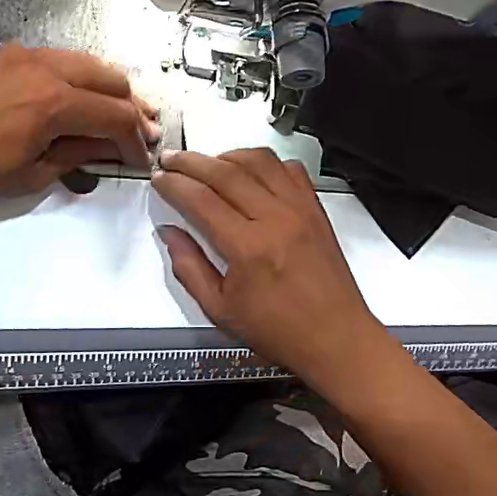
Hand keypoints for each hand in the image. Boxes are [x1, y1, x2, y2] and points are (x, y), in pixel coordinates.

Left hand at [0, 44, 159, 201]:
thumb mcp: (27, 174)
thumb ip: (75, 155)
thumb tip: (104, 148)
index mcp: (56, 103)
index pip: (116, 115)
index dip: (135, 138)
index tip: (141, 156)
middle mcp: (48, 68)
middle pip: (111, 78)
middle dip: (133, 105)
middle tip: (143, 129)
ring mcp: (26, 54)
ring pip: (87, 61)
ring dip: (109, 86)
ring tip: (119, 108)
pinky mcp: (8, 51)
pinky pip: (59, 57)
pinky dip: (80, 74)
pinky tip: (80, 93)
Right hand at [151, 148, 397, 386]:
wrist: (337, 339)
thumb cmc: (280, 331)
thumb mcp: (220, 310)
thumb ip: (189, 268)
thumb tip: (170, 233)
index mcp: (249, 248)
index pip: (201, 200)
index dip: (174, 184)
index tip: (159, 179)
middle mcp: (276, 220)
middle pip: (225, 172)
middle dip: (191, 162)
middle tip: (171, 160)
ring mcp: (300, 209)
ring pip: (258, 161)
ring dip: (226, 156)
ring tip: (207, 163)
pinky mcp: (316, 208)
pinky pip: (289, 169)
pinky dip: (265, 163)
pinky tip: (250, 173)